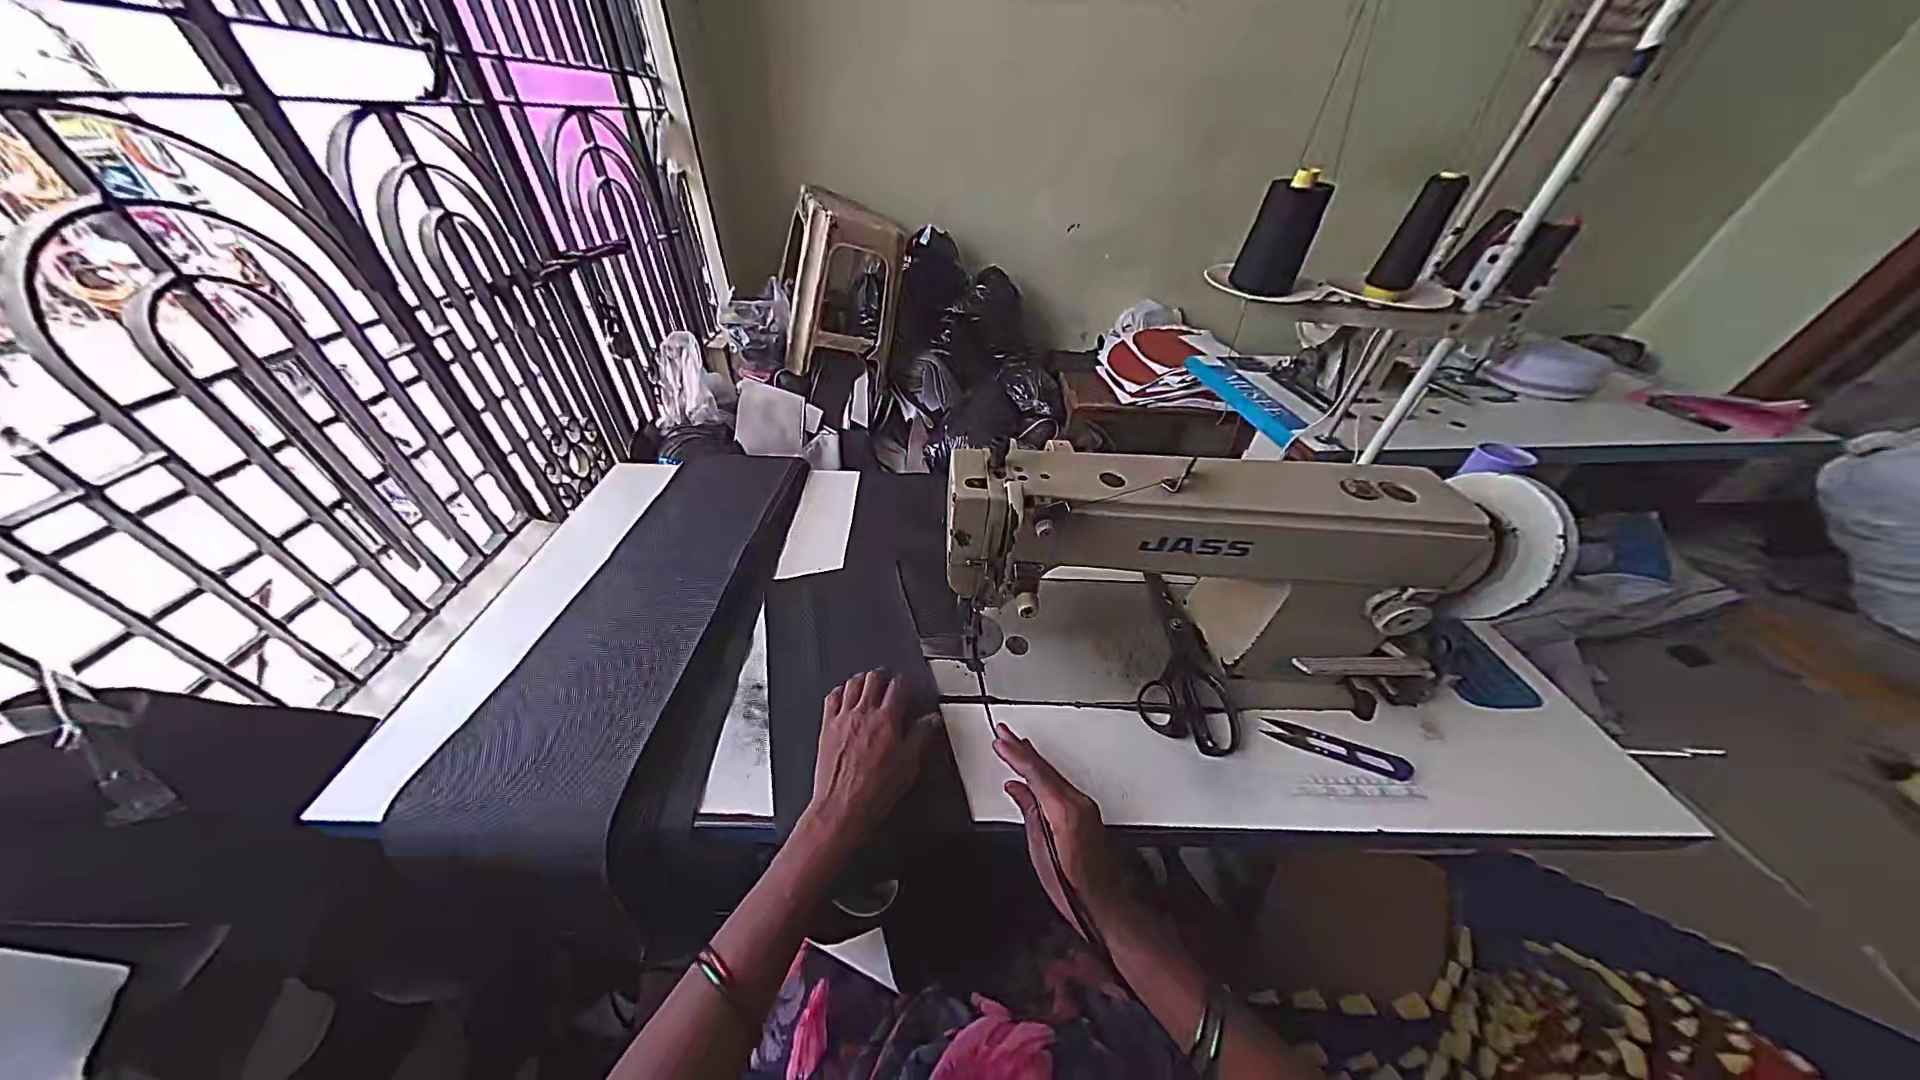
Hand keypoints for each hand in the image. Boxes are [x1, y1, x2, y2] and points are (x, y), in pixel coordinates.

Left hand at [800, 670, 939, 852]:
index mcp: (886, 720)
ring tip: (868, 684)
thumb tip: (931, 721)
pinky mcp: (827, 727)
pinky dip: (840, 692)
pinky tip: (844, 695)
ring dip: (862, 680)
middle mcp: (864, 714)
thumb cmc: (873, 791)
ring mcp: (843, 719)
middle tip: (888, 682)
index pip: (897, 686)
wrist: (843, 807)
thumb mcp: (908, 765)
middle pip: (873, 678)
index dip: (904, 682)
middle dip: (883, 677)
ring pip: (852, 683)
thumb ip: (921, 737)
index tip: (907, 686)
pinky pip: (832, 698)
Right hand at [993, 723, 1128, 936]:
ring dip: (1033, 758)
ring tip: (1016, 744)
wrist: (1101, 901)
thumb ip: (1028, 810)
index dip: (1015, 755)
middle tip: (1004, 733)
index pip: (1035, 772)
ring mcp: (1085, 806)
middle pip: (1045, 768)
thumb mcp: (1039, 847)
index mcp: (1064, 809)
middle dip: (1022, 749)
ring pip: (1053, 773)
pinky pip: (1061, 783)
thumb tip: (1016, 788)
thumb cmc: (1071, 884)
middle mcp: (1078, 802)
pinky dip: (1045, 772)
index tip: (1000, 741)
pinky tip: (1035, 770)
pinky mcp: (1086, 812)